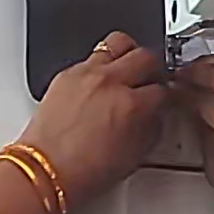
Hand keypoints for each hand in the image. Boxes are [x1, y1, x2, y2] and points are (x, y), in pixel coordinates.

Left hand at [17, 32, 169, 209]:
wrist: (45, 171)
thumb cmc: (82, 171)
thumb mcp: (133, 157)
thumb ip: (151, 128)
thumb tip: (156, 115)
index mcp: (131, 105)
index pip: (162, 89)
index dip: (168, 95)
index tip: (164, 98)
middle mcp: (110, 82)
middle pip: (146, 56)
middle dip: (154, 68)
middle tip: (151, 79)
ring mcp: (87, 73)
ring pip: (119, 42)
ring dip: (129, 54)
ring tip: (128, 66)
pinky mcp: (67, 72)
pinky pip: (92, 56)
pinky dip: (102, 64)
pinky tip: (101, 80)